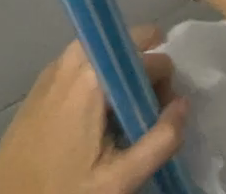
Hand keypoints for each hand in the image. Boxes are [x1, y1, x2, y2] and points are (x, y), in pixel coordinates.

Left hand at [0, 26, 189, 193]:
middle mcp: (73, 59)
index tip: (160, 117)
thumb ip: (161, 140)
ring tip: (123, 123)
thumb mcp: (118, 180)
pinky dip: (101, 84)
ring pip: (106, 57)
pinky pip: (85, 68)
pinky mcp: (41, 85)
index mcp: (93, 76)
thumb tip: (183, 104)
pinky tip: (97, 125)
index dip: (165, 85)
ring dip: (123, 80)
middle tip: (143, 119)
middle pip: (128, 47)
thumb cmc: (59, 193)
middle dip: (144, 76)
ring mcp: (53, 70)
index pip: (152, 57)